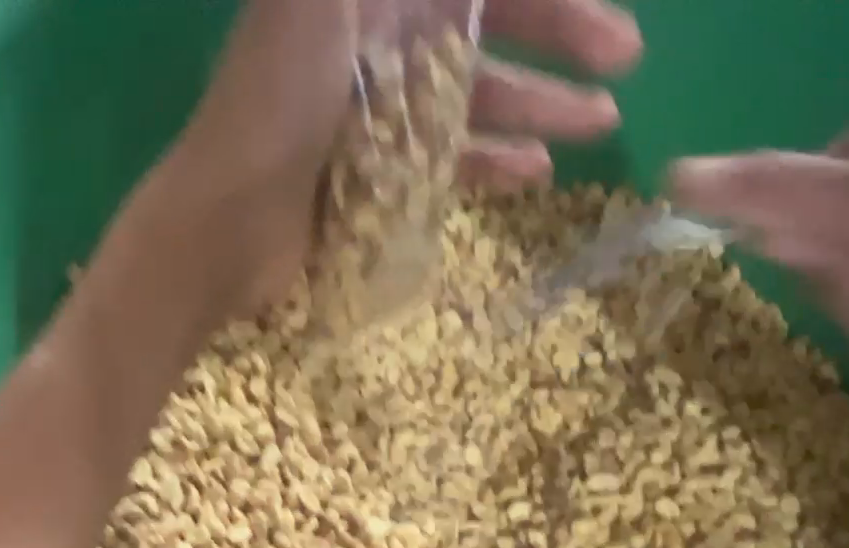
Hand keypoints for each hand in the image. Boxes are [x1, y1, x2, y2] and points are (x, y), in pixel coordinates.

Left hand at [144, 0, 641, 314]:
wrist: (223, 225)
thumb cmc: (273, 104)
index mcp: (362, 0)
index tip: (595, 14)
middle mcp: (369, 48)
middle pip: (474, 32)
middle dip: (554, 36)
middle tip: (626, 62)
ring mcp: (368, 119)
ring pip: (466, 101)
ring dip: (534, 107)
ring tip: (599, 126)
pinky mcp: (368, 182)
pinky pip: (440, 165)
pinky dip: (487, 166)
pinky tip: (535, 176)